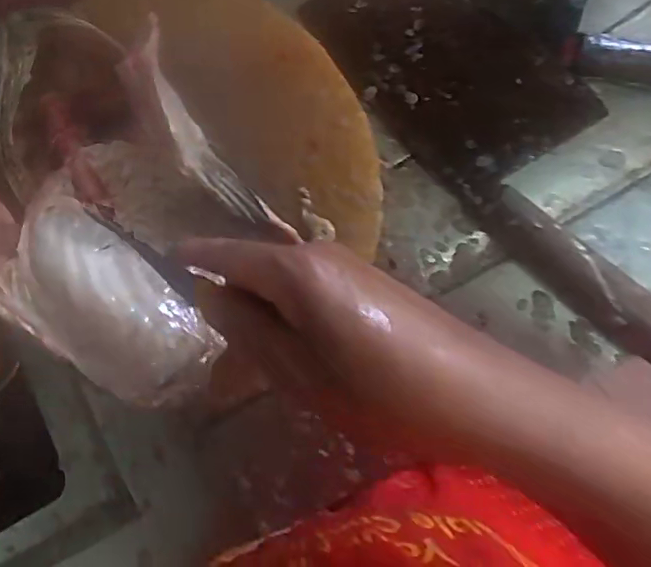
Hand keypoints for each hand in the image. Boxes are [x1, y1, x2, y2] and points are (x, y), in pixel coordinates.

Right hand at [180, 237, 542, 457]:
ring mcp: (344, 262)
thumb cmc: (384, 392)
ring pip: (279, 274)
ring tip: (251, 344)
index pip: (222, 253)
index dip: (190, 258)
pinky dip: (288, 304)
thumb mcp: (301, 373)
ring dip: (260, 302)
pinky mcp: (367, 278)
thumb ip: (246, 329)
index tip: (161, 260)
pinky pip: (307, 282)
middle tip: (208, 330)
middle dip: (227, 290)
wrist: (489, 399)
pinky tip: (297, 340)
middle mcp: (313, 251)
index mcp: (291, 269)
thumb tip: (209, 296)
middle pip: (250, 261)